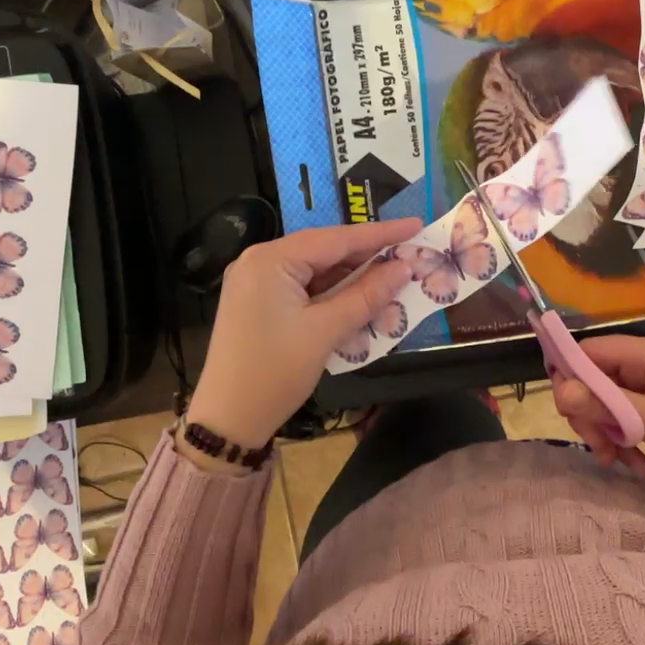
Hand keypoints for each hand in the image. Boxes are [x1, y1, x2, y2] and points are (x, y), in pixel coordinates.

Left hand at [185, 219, 421, 451]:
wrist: (228, 418)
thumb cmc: (274, 372)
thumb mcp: (325, 332)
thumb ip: (366, 296)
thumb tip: (403, 269)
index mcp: (270, 260)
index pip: (335, 238)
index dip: (380, 234)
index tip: (415, 226)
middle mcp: (259, 261)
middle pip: (323, 250)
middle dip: (367, 255)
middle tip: (410, 254)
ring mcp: (255, 283)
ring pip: (314, 270)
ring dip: (351, 277)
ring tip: (393, 277)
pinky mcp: (258, 304)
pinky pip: (302, 288)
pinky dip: (331, 293)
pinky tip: (359, 298)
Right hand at [552, 335, 644, 513]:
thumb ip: (604, 405)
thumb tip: (557, 389)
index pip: (588, 351)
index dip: (569, 379)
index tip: (568, 417)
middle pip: (598, 378)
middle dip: (592, 415)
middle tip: (600, 450)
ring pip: (613, 400)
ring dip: (610, 432)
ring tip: (621, 463)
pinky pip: (633, 412)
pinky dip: (629, 436)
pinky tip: (638, 463)